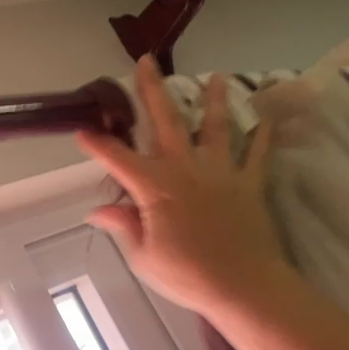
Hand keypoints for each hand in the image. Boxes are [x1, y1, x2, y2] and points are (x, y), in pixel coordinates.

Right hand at [77, 57, 288, 316]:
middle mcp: (186, 168)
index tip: (82, 130)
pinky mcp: (250, 183)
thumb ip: (124, 226)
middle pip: (166, 120)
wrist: (246, 287)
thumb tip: (97, 211)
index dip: (98, 143)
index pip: (118, 158)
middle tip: (146, 62)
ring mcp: (221, 172)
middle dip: (152, 89)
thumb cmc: (188, 275)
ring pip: (216, 126)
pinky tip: (267, 116)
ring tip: (217, 76)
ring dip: (214, 99)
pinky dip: (263, 134)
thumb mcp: (144, 257)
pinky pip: (258, 153)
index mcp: (154, 186)